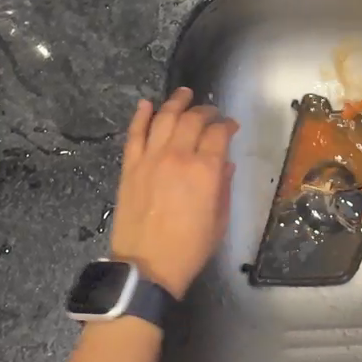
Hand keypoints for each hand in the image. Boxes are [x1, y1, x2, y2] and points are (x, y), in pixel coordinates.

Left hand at [109, 88, 238, 298]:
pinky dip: (140, 116)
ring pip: (164, 118)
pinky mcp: (131, 166)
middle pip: (192, 119)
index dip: (227, 125)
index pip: (218, 133)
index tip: (231, 126)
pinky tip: (147, 104)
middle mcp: (178, 156)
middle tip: (211, 111)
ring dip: (175, 103)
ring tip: (183, 94)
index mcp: (205, 170)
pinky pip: (135, 133)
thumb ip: (223, 187)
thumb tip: (224, 164)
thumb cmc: (189, 248)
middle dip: (205, 111)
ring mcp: (151, 159)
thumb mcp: (219, 220)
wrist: (147, 267)